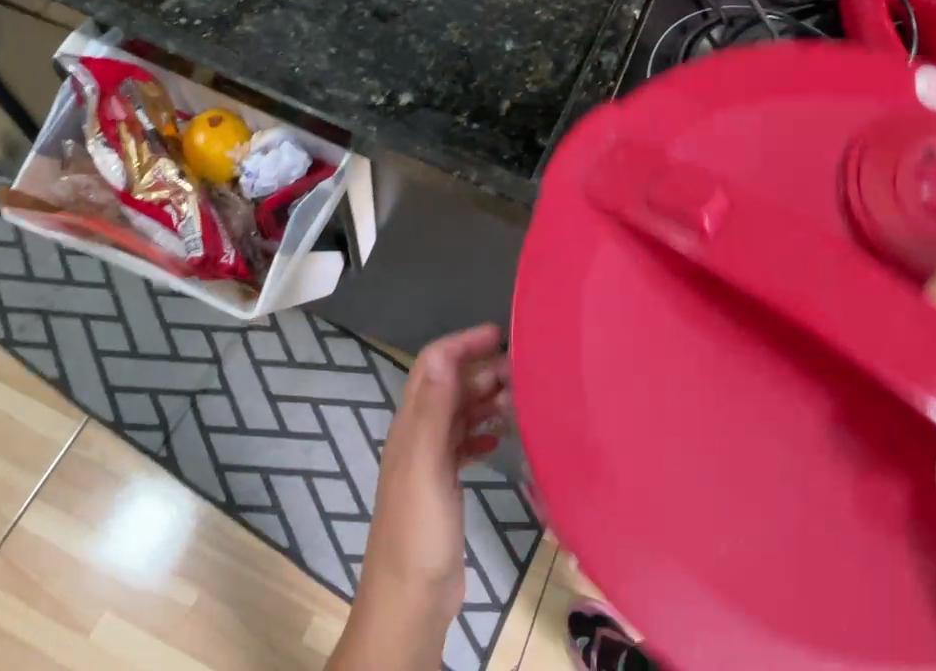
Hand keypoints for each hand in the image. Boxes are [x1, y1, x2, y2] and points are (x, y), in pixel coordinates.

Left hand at [328, 324, 509, 670]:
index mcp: (411, 426)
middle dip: (482, 369)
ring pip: (458, 414)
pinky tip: (501, 440)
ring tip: (522, 399)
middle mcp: (417, 437)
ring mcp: (429, 463)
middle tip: (526, 370)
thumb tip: (444, 356)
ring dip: (486, 399)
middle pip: (449, 386)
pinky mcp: (442, 487)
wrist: (410, 600)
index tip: (502, 334)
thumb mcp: (427, 467)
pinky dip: (482, 433)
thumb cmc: (419, 533)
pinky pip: (463, 445)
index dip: (463, 344)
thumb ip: (433, 412)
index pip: (434, 365)